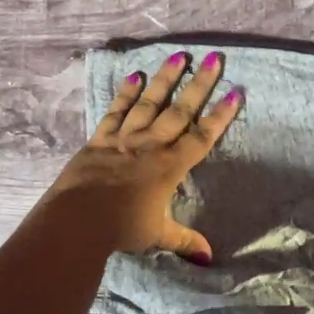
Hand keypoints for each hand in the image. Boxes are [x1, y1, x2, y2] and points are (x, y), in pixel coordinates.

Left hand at [44, 50, 241, 262]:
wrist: (77, 220)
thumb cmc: (122, 229)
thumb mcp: (158, 235)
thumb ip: (184, 240)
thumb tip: (208, 258)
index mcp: (170, 167)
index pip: (202, 137)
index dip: (221, 116)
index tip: (236, 91)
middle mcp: (151, 146)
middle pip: (179, 111)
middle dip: (199, 85)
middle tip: (213, 59)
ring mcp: (124, 139)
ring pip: (149, 103)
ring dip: (165, 79)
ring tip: (179, 55)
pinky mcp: (99, 140)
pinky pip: (115, 112)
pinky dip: (125, 94)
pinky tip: (133, 75)